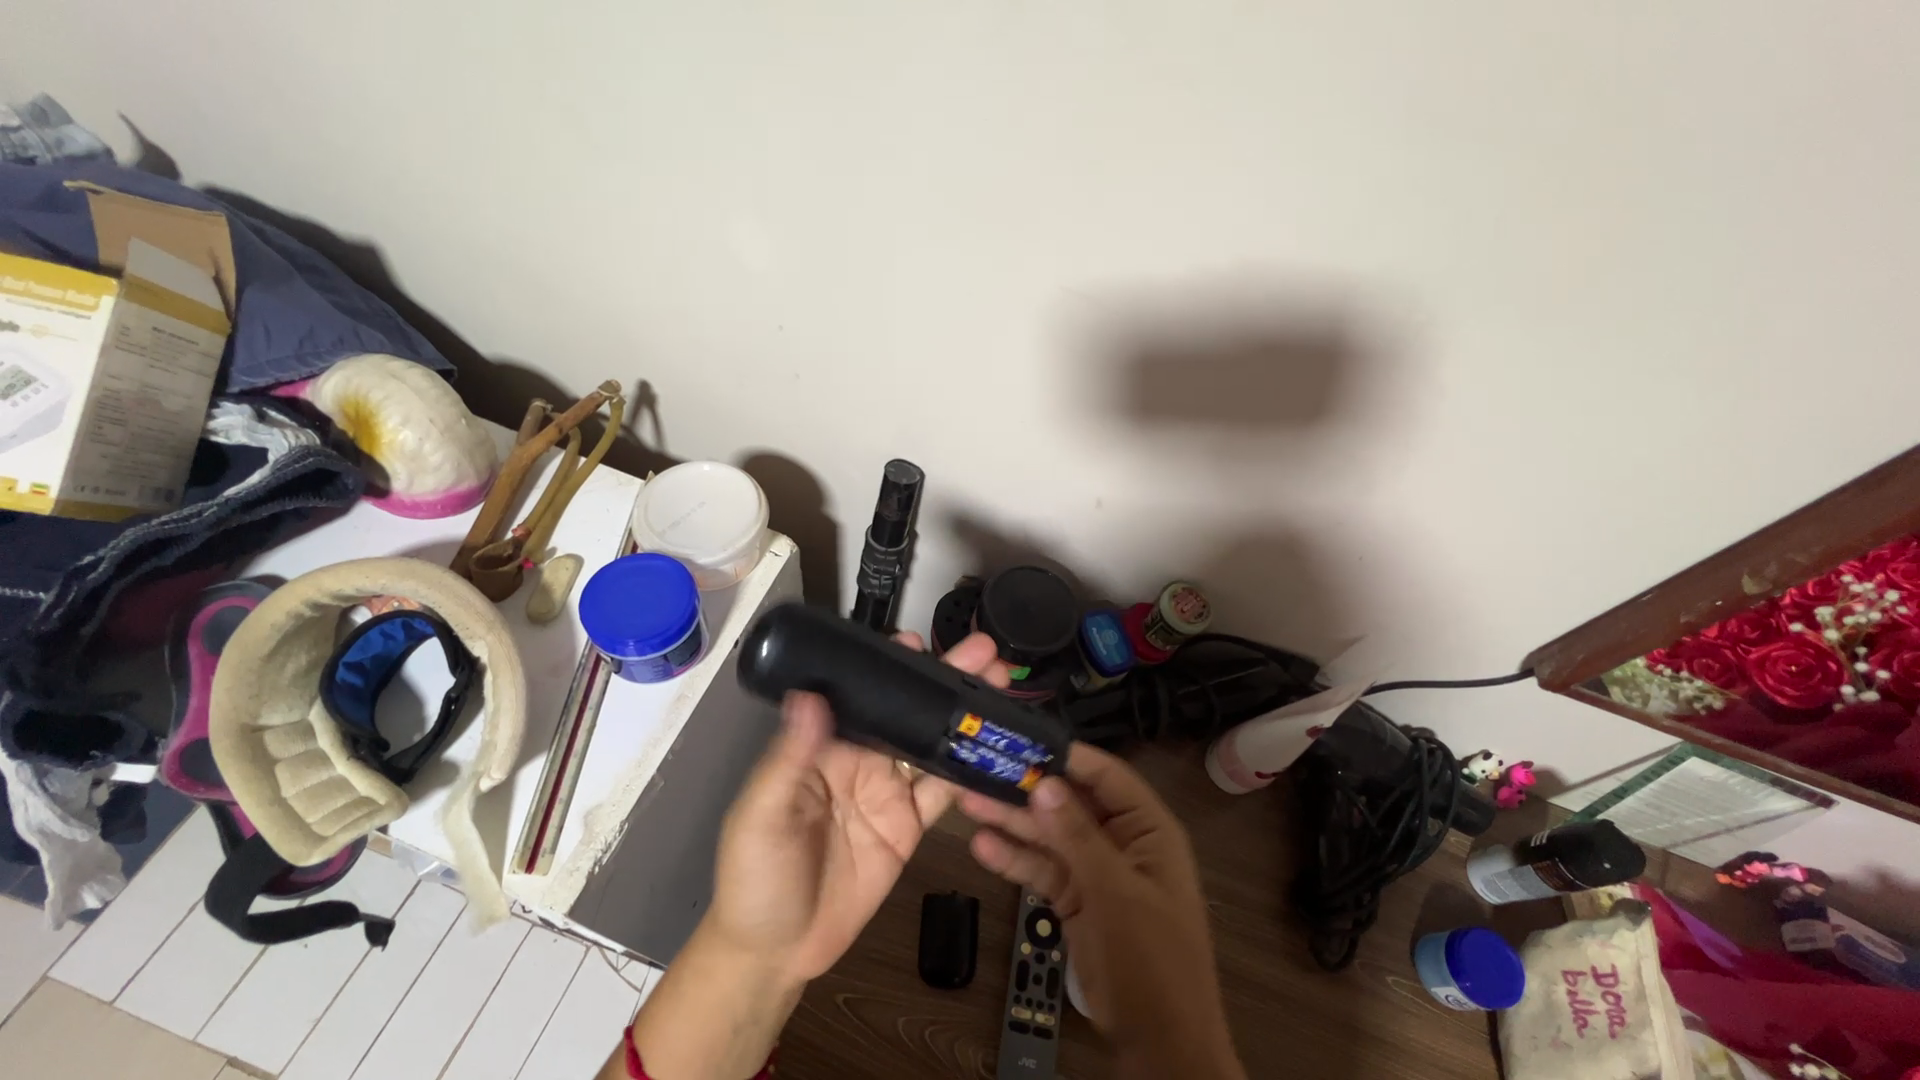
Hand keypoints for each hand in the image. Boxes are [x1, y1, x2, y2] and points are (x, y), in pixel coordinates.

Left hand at [708, 629, 1009, 982]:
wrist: (777, 952)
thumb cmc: (755, 878)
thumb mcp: (761, 815)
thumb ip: (787, 759)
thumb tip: (809, 696)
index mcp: (823, 749)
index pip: (862, 697)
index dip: (891, 670)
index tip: (918, 643)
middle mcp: (860, 762)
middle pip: (907, 714)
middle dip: (943, 682)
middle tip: (983, 653)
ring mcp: (887, 793)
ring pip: (932, 744)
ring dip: (964, 717)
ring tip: (1000, 686)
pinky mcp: (909, 826)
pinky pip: (943, 793)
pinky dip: (972, 774)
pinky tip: (997, 751)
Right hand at [959, 744, 1245, 1079]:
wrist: (1161, 1044)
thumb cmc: (1152, 960)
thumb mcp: (1115, 892)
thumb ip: (1079, 836)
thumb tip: (1047, 783)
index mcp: (1149, 831)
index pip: (1108, 777)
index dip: (1068, 756)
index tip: (1023, 739)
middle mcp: (1122, 843)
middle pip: (1072, 804)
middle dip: (1028, 789)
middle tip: (981, 769)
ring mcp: (1098, 873)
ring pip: (1052, 837)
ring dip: (1013, 822)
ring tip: (967, 801)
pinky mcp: (1078, 901)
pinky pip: (1045, 872)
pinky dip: (1016, 861)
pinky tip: (982, 847)